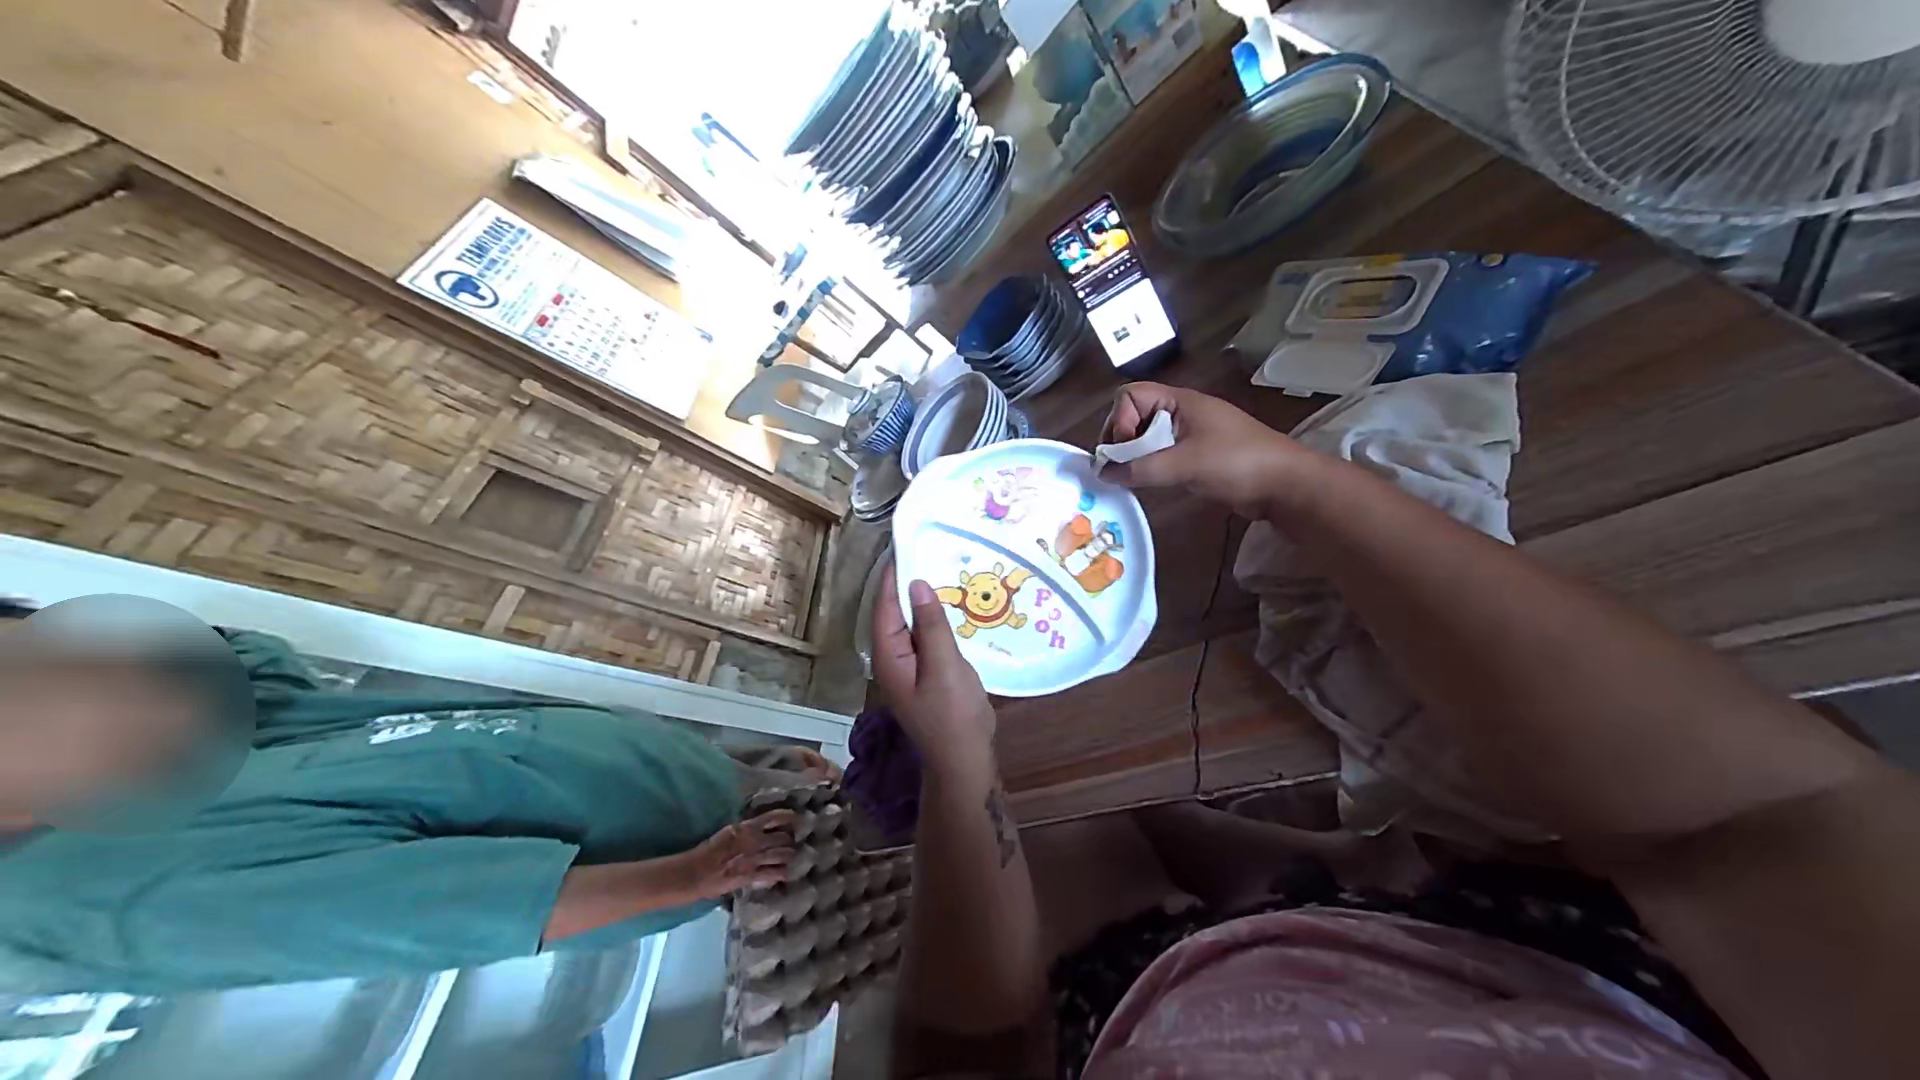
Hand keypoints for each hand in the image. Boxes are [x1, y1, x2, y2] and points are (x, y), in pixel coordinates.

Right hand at [685, 810, 797, 897]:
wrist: (695, 872)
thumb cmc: (708, 850)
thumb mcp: (729, 832)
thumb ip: (746, 830)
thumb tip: (759, 829)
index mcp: (746, 828)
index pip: (773, 818)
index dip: (788, 817)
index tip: (796, 818)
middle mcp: (754, 841)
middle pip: (782, 838)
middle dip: (790, 840)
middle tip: (793, 842)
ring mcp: (754, 859)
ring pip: (781, 855)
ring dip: (789, 856)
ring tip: (793, 857)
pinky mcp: (750, 876)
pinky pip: (772, 874)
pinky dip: (781, 874)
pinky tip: (786, 874)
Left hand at [871, 565, 996, 783]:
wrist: (965, 761)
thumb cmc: (953, 715)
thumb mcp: (945, 666)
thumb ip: (931, 625)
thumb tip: (917, 585)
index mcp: (890, 656)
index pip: (885, 608)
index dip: (893, 578)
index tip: (905, 547)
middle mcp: (893, 660)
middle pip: (895, 615)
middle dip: (908, 586)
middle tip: (928, 554)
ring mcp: (909, 670)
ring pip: (911, 627)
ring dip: (923, 602)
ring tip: (942, 573)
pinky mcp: (926, 676)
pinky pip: (925, 639)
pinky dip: (936, 621)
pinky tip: (953, 610)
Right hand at [1100, 382, 1311, 518]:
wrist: (1285, 485)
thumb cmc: (1237, 463)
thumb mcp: (1185, 463)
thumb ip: (1141, 468)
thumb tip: (1105, 473)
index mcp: (1180, 401)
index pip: (1130, 396)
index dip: (1120, 420)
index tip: (1125, 449)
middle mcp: (1181, 412)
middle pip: (1133, 415)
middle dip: (1121, 439)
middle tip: (1120, 467)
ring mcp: (1188, 434)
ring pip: (1145, 437)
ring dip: (1134, 456)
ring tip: (1131, 478)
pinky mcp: (1195, 455)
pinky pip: (1160, 454)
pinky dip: (1149, 466)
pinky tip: (1149, 483)